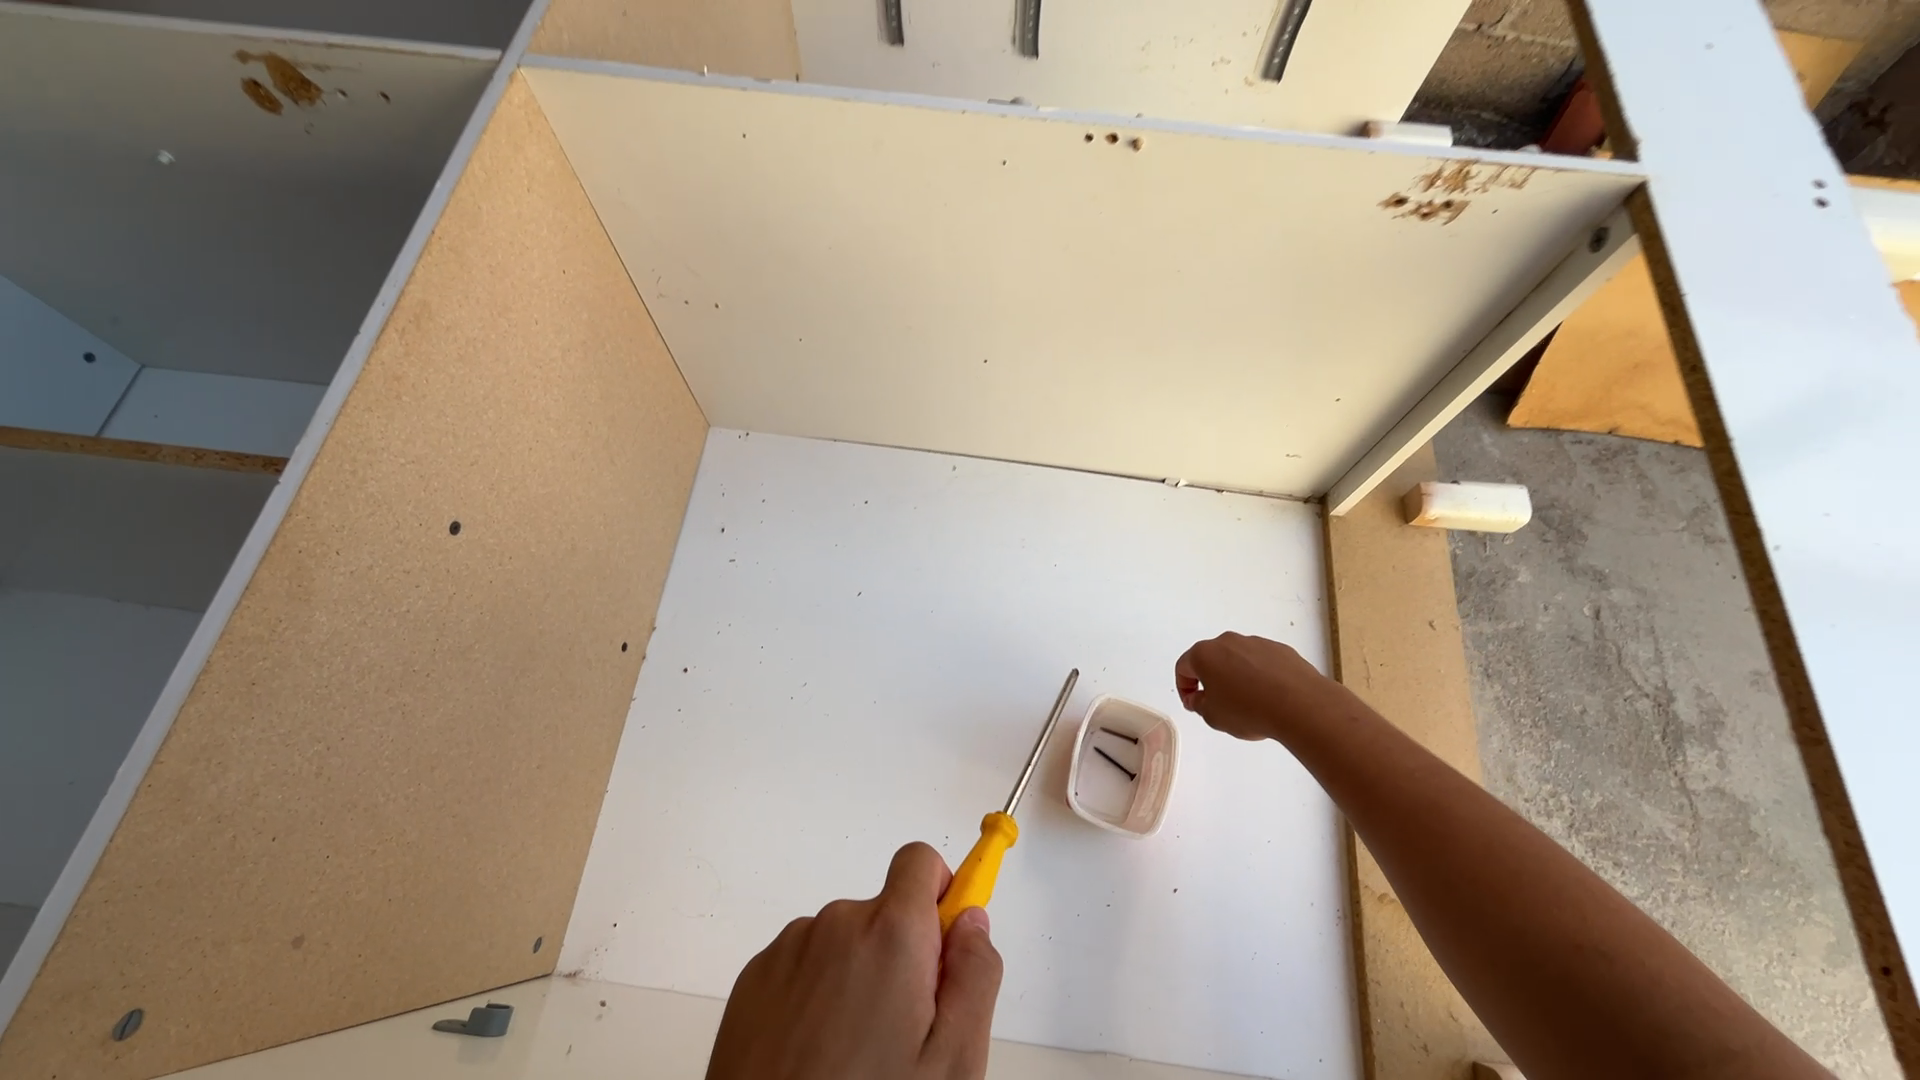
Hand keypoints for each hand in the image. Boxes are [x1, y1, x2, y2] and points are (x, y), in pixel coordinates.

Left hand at [705, 842, 1004, 1079]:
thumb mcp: (954, 1060)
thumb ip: (976, 975)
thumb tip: (973, 924)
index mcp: (890, 933)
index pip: (921, 861)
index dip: (942, 894)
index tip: (948, 938)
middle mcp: (835, 924)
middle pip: (885, 910)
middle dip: (903, 953)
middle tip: (904, 1030)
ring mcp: (789, 949)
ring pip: (845, 940)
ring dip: (858, 976)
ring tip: (856, 1052)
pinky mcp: (755, 977)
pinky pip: (805, 963)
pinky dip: (817, 994)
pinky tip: (818, 1052)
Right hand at [1174, 631, 1344, 740]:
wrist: (1300, 705)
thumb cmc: (1248, 710)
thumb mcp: (1212, 716)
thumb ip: (1199, 704)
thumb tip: (1200, 698)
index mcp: (1205, 654)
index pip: (1183, 667)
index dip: (1185, 688)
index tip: (1194, 704)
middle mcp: (1228, 642)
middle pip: (1211, 659)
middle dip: (1211, 680)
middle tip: (1218, 704)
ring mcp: (1256, 643)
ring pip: (1237, 659)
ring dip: (1236, 677)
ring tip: (1249, 703)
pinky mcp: (1280, 649)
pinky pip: (1262, 662)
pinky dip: (1260, 676)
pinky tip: (1269, 697)